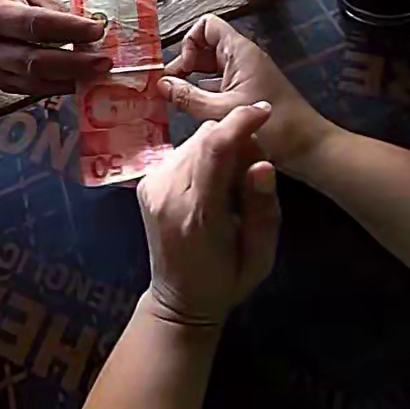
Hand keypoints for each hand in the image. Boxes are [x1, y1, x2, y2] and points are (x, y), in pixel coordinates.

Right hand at [0, 0, 109, 94]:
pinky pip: (35, 90)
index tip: (98, 29)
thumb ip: (53, 7)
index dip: (68, 28)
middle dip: (74, 62)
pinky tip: (82, 80)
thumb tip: (86, 26)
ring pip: (36, 80)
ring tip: (99, 72)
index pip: (34, 24)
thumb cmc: (4, 4)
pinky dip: (61, 86)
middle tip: (104, 61)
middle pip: (34, 60)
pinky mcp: (2, 86)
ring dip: (71, 78)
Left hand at [136, 103, 280, 327]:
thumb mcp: (260, 255)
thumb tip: (263, 163)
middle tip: (253, 166)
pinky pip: (181, 151)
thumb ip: (262, 208)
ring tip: (231, 180)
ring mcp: (151, 186)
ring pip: (192, 140)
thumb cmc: (226, 279)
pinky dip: (202, 156)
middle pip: (204, 137)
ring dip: (218, 147)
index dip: (240, 122)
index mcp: (198, 214)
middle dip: (235, 138)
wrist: (178, 298)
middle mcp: (167, 192)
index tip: (264, 110)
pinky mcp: (145, 182)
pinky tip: (210, 182)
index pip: (215, 150)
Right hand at [160, 15, 334, 172]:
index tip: (181, 70)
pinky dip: (204, 91)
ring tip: (175, 101)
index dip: (188, 43)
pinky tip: (194, 111)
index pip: (205, 25)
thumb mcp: (221, 112)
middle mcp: (242, 57)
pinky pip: (219, 82)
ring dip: (192, 80)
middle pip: (204, 46)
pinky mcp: (249, 91)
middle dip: (184, 63)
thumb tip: (160, 84)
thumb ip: (187, 97)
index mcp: (239, 52)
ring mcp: (246, 74)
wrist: (310, 148)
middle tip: (168, 90)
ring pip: (210, 66)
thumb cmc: (271, 127)